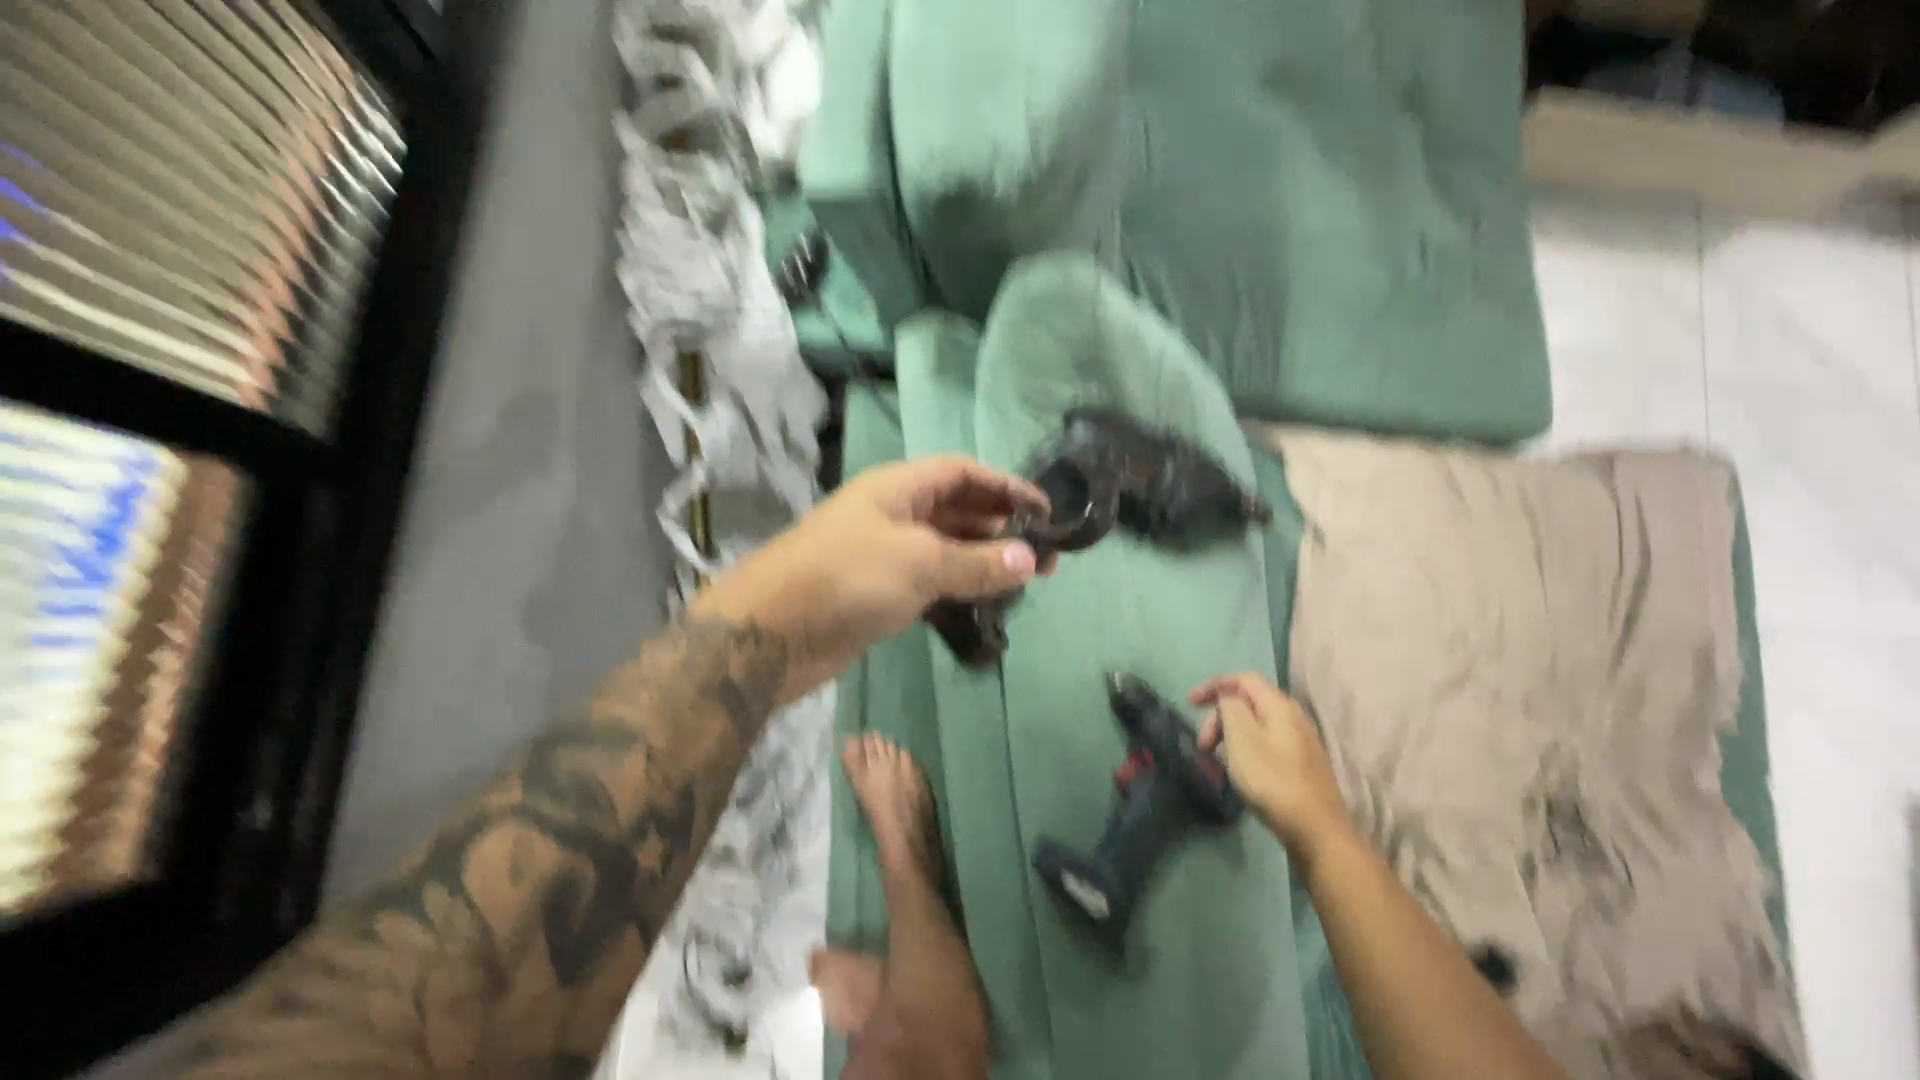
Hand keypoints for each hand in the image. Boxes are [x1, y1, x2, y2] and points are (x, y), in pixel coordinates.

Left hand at [694, 457, 1054, 701]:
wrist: (772, 633)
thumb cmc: (847, 577)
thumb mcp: (919, 561)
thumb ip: (977, 562)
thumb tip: (1031, 559)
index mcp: (898, 488)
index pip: (962, 473)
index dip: (1005, 485)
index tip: (1046, 509)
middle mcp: (892, 515)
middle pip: (957, 510)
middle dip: (1001, 528)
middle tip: (1047, 555)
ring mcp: (884, 556)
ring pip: (945, 550)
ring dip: (983, 561)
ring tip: (1028, 580)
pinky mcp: (878, 595)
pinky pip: (930, 584)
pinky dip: (959, 589)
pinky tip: (986, 604)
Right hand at [1192, 673, 1354, 865]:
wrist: (1316, 829)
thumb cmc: (1272, 780)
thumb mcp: (1242, 739)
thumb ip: (1231, 708)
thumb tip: (1229, 696)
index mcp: (1280, 705)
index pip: (1244, 679)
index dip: (1214, 685)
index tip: (1189, 703)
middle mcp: (1295, 716)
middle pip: (1250, 701)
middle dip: (1220, 716)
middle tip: (1203, 745)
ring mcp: (1302, 740)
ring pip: (1258, 723)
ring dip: (1232, 734)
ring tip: (1218, 759)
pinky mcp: (1304, 762)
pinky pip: (1268, 741)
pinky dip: (1247, 747)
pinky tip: (1241, 769)